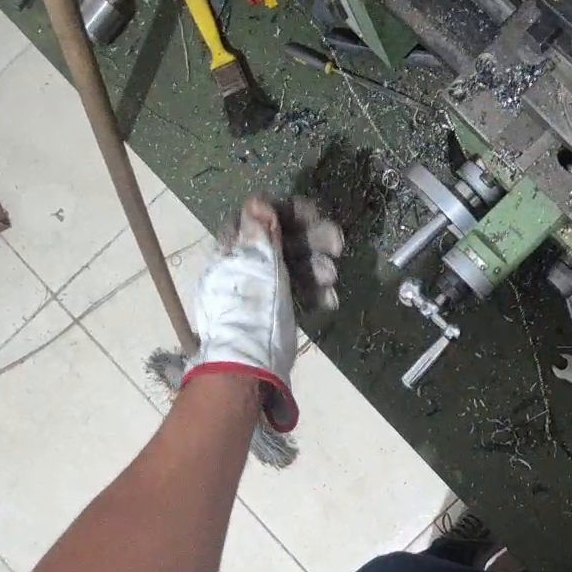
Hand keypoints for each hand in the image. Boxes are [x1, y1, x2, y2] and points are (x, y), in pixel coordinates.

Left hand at [183, 196, 342, 431]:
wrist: (248, 369)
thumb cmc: (252, 313)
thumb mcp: (257, 266)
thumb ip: (260, 235)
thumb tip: (258, 201)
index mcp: (234, 249)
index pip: (259, 215)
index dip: (287, 212)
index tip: (314, 214)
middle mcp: (245, 266)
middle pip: (282, 241)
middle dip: (312, 241)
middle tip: (337, 245)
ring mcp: (262, 291)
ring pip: (295, 268)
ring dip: (317, 269)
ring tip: (331, 279)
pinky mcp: (276, 314)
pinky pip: (298, 295)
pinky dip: (315, 295)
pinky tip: (327, 303)